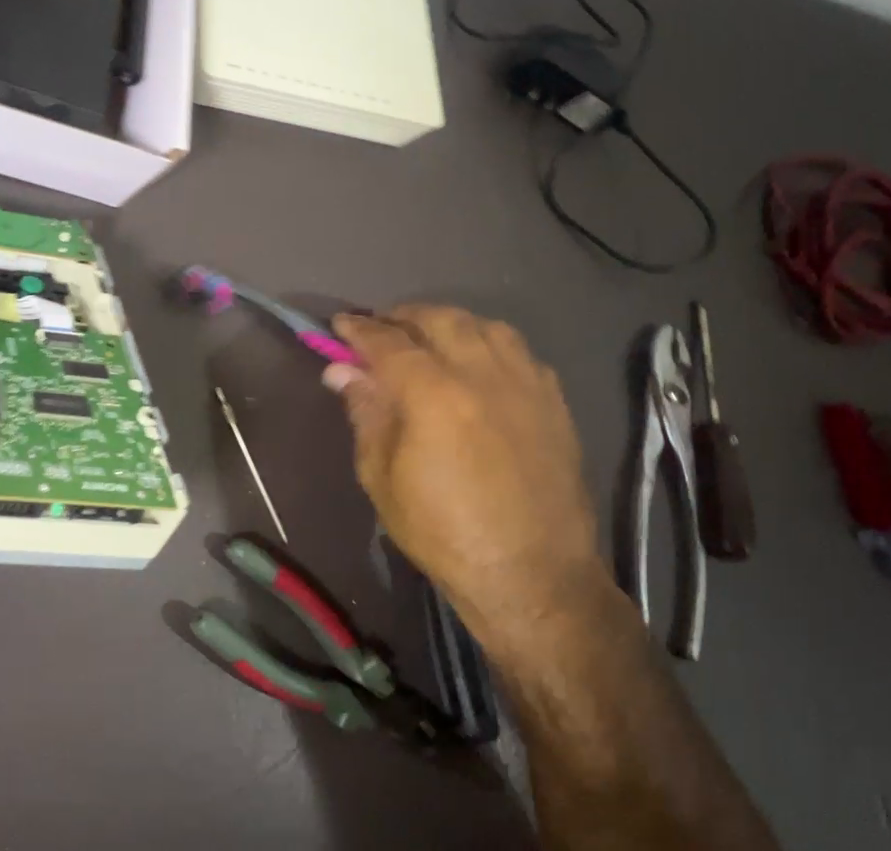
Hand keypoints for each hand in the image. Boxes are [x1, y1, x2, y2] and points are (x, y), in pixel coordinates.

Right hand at [324, 306, 606, 637]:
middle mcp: (483, 375)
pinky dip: (487, 345)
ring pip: (485, 327)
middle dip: (402, 317)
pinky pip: (518, 352)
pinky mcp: (553, 404)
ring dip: (448, 324)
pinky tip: (476, 365)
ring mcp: (525, 386)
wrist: (531, 574)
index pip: (388, 342)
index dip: (358, 330)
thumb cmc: (441, 530)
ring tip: (427, 339)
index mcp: (433, 393)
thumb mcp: (380, 476)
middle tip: (378, 331)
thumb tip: (342, 371)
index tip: (337, 325)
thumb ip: (365, 413)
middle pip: (439, 320)